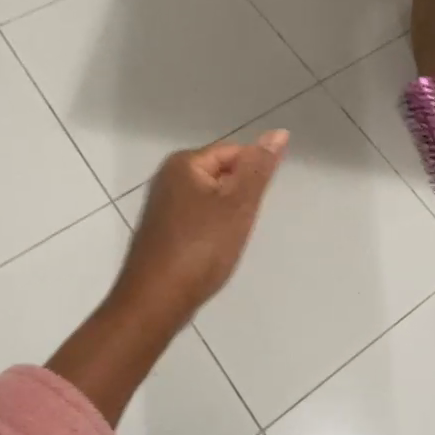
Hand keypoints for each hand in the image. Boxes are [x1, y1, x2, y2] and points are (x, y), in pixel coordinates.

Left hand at [116, 130, 288, 318]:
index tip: (252, 208)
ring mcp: (162, 206)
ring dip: (226, 218)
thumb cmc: (200, 249)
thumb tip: (279, 132)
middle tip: (240, 227)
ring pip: (211, 201)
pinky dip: (210, 233)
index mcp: (184, 163)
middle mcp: (168, 177)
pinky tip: (212, 254)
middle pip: (223, 176)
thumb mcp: (238, 204)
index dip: (252, 178)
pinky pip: (197, 221)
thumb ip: (259, 168)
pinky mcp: (161, 232)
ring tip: (226, 243)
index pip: (235, 153)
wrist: (155, 302)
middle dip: (239, 199)